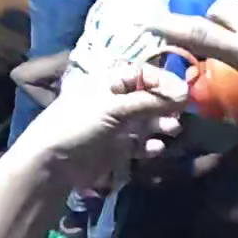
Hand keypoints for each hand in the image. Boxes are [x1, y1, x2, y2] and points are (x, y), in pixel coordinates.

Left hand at [10, 64, 186, 190]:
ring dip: (162, 126)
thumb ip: (149, 101)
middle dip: (167, 106)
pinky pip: (142, 143)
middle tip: (181, 114)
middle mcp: (116, 100)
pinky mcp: (118, 147)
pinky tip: (155, 149)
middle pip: (150, 98)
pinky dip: (151, 145)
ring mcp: (118, 124)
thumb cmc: (78, 124)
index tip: (185, 93)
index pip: (145, 74)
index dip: (166, 82)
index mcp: (110, 81)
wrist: (52, 163)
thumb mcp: (113, 108)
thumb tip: (185, 93)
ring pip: (149, 121)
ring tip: (171, 131)